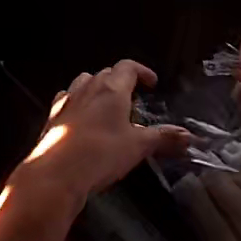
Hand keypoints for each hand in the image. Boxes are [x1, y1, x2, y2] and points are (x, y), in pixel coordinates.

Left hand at [22, 61, 189, 200]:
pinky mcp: (52, 117)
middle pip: (106, 73)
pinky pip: (67, 100)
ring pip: (84, 82)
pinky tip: (81, 119)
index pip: (127, 67)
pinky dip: (78, 103)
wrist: (56, 174)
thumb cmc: (100, 154)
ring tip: (107, 105)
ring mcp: (67, 100)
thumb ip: (163, 138)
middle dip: (120, 81)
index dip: (141, 71)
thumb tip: (188, 137)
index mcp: (111, 89)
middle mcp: (88, 88)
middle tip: (132, 98)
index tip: (151, 82)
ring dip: (97, 88)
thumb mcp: (138, 147)